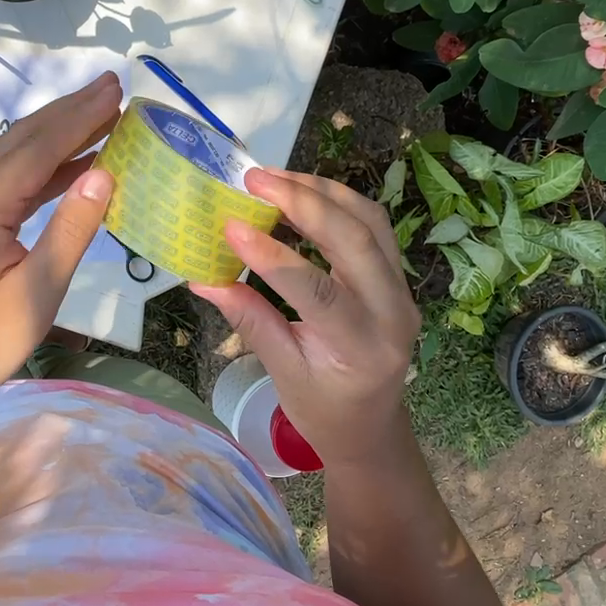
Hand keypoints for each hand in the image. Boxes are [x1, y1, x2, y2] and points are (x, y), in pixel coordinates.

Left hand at [0, 72, 121, 399]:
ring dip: (59, 132)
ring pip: (16, 154)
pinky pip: (11, 178)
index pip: (38, 148)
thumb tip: (106, 171)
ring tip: (104, 114)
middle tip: (114, 86)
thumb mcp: (38, 291)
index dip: (79, 117)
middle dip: (70, 111)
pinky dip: (47, 165)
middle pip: (24, 140)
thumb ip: (72, 229)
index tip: (116, 90)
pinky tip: (78, 165)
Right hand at [191, 169, 420, 466]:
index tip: (231, 226)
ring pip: (370, 219)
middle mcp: (393, 311)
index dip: (272, 256)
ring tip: (272, 178)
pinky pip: (372, 224)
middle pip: (357, 238)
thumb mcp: (284, 375)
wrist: (372, 427)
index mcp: (364, 348)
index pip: (319, 292)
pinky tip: (297, 194)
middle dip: (304, 200)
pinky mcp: (396, 274)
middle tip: (255, 179)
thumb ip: (251, 321)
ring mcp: (402, 289)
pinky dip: (334, 201)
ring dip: (321, 190)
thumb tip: (203, 279)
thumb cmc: (325, 410)